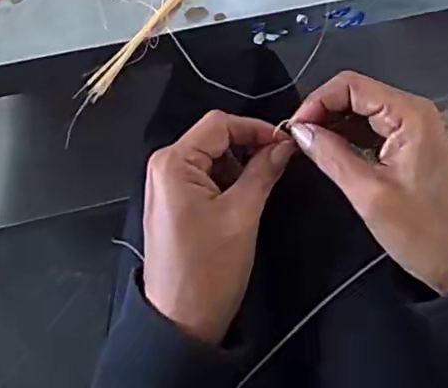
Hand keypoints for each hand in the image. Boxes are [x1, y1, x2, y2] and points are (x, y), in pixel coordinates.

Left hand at [141, 110, 295, 345]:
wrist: (180, 323)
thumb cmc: (207, 272)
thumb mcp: (242, 216)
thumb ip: (262, 173)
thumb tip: (282, 146)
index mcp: (173, 161)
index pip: (218, 124)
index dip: (254, 127)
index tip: (285, 141)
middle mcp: (163, 164)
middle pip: (212, 138)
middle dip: (246, 148)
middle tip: (278, 164)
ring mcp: (164, 181)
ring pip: (210, 157)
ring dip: (237, 167)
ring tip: (258, 191)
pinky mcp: (170, 199)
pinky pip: (201, 176)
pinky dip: (225, 182)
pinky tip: (241, 201)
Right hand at [289, 73, 447, 294]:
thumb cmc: (423, 232)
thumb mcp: (369, 195)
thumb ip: (330, 155)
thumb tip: (298, 130)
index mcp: (409, 115)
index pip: (350, 85)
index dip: (317, 100)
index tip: (297, 127)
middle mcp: (412, 111)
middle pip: (353, 92)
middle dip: (322, 110)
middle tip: (299, 137)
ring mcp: (412, 124)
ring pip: (357, 106)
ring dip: (331, 122)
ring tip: (310, 144)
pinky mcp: (408, 139)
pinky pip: (368, 123)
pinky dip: (345, 133)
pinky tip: (330, 150)